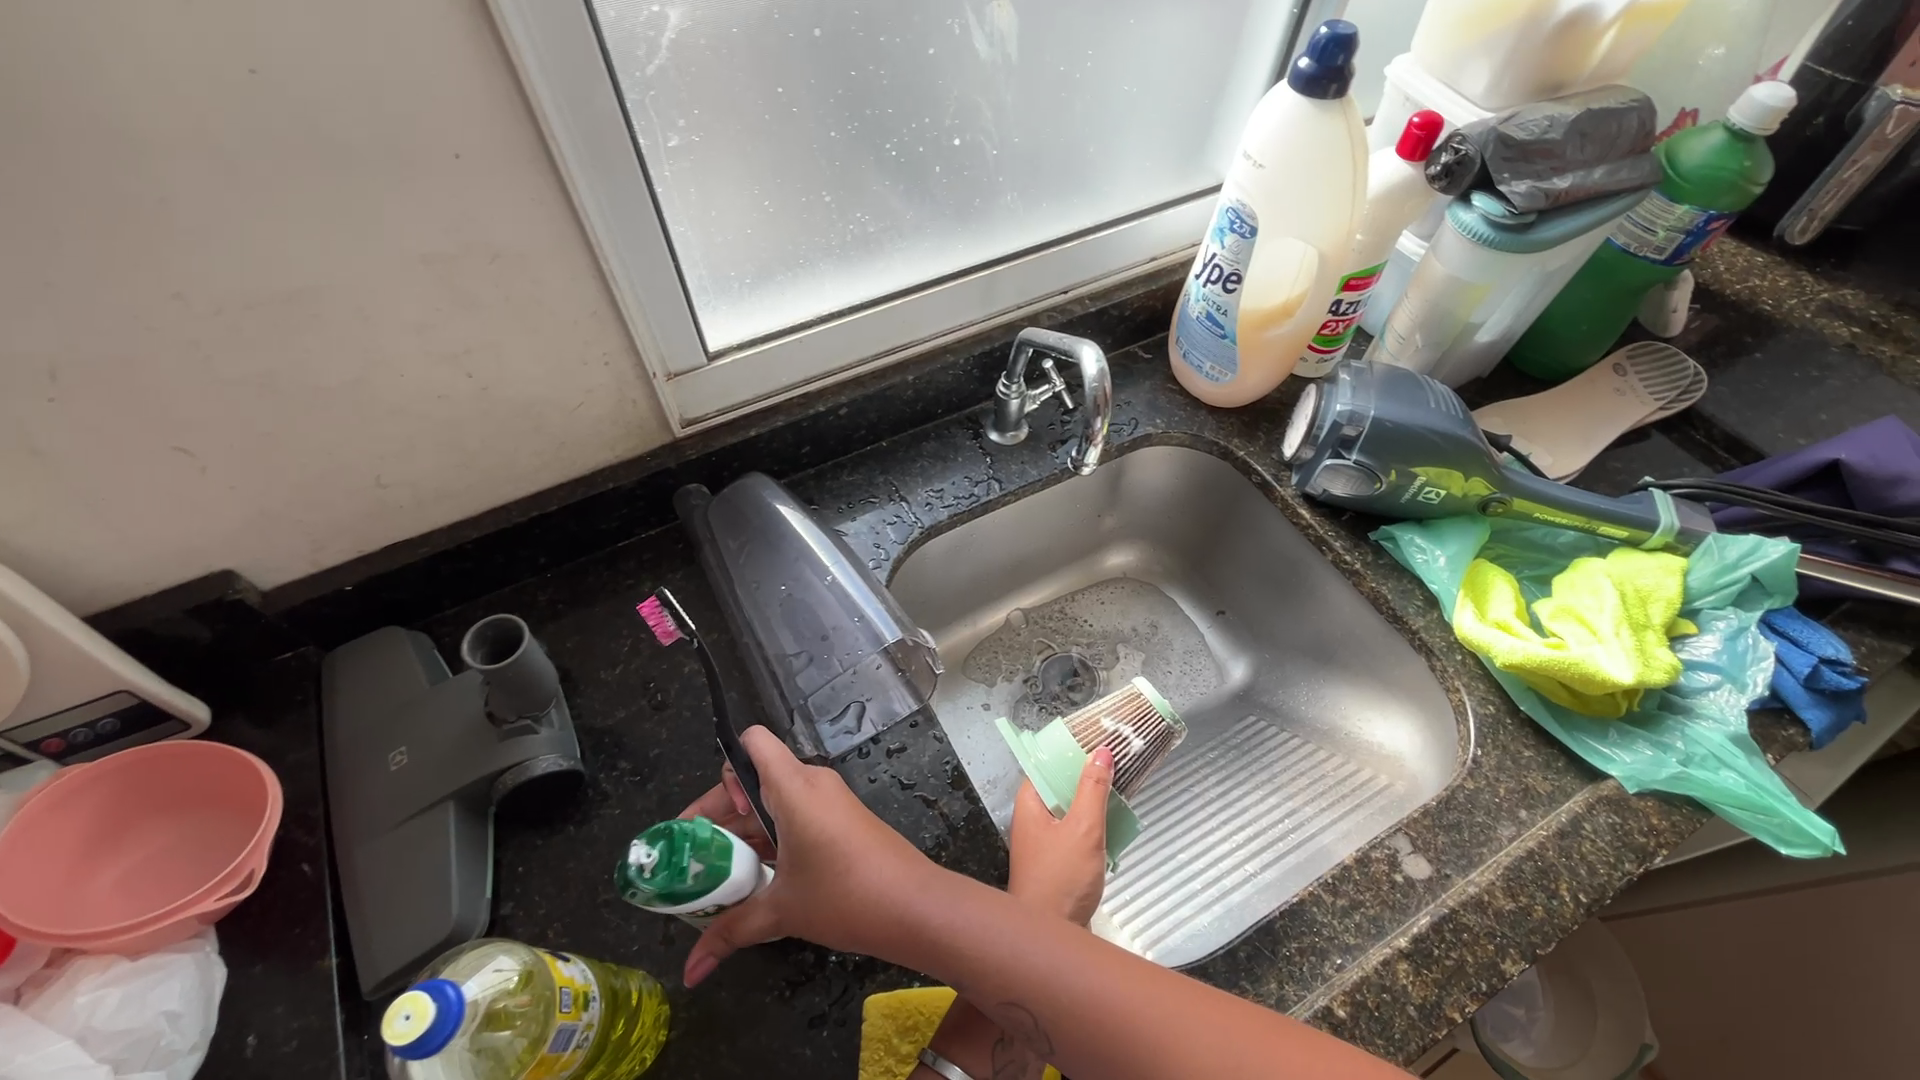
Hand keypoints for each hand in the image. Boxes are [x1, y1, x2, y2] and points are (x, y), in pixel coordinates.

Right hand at [683, 726, 940, 986]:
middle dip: (722, 815)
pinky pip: (798, 816)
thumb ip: (731, 931)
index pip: (752, 742)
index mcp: (794, 787)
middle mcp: (812, 784)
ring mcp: (831, 801)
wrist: (916, 906)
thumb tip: (690, 971)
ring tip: (718, 876)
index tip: (718, 819)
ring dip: (747, 832)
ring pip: (776, 801)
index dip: (725, 771)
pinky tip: (760, 879)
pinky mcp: (844, 820)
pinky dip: (774, 838)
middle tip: (693, 858)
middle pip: (755, 778)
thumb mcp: (782, 912)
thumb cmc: (845, 896)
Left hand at [1008, 747, 1111, 925]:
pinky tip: (1115, 827)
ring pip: (1071, 809)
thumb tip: (1101, 752)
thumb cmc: (1061, 880)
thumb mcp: (1084, 828)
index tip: (1100, 739)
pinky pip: (1076, 831)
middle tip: (1119, 762)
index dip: (1073, 750)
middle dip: (1088, 776)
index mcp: (1030, 803)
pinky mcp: (1056, 860)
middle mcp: (1032, 817)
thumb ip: (1093, 789)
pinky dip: (1094, 827)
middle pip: (1061, 785)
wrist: (1052, 936)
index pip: (1049, 763)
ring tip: (1122, 790)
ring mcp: (1043, 840)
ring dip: (1094, 803)